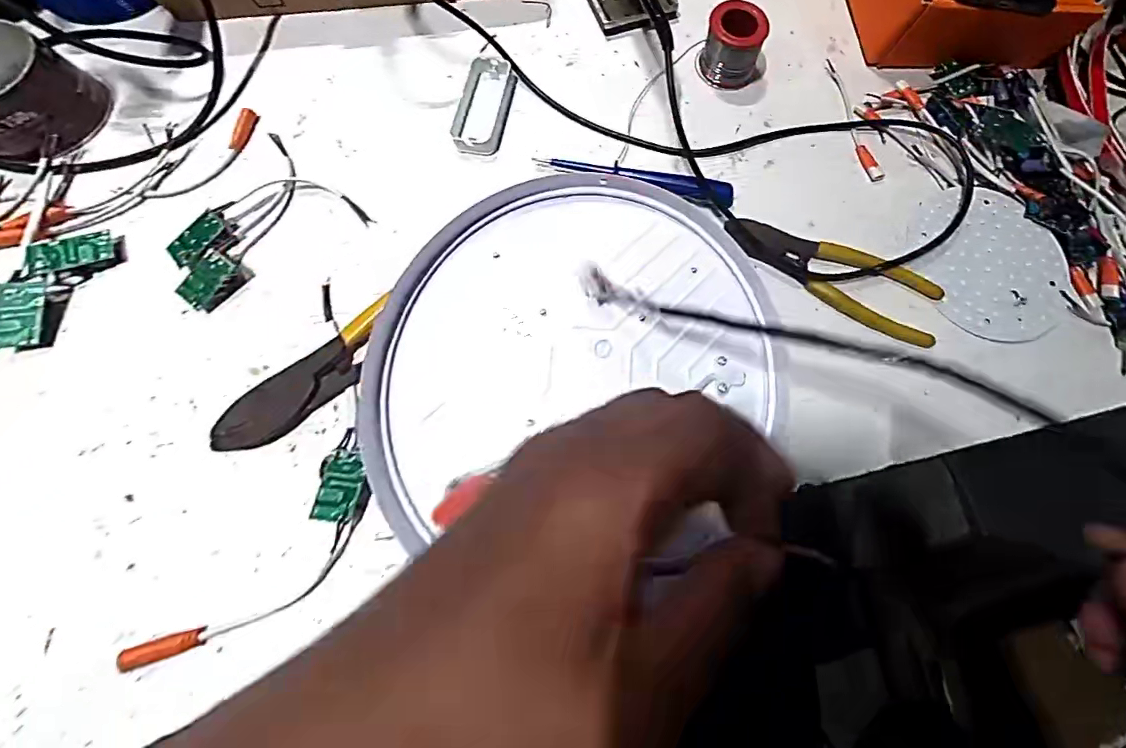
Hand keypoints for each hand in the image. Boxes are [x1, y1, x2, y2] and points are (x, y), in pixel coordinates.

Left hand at [174, 389, 792, 747]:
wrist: (350, 741)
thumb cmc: (492, 722)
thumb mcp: (636, 694)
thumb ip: (714, 611)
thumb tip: (758, 560)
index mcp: (606, 484)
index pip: (711, 428)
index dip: (761, 470)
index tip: (774, 533)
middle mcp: (566, 455)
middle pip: (672, 411)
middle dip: (728, 453)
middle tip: (754, 520)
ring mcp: (529, 469)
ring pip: (631, 425)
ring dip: (682, 460)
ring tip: (706, 530)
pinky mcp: (505, 496)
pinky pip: (593, 452)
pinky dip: (638, 473)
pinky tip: (638, 542)